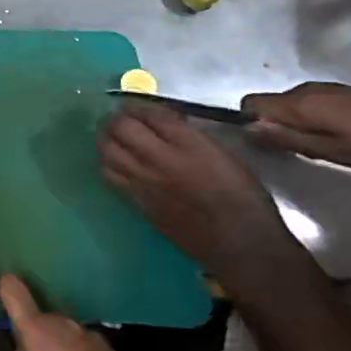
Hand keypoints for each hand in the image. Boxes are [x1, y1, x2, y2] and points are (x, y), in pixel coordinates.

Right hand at [0, 275, 194, 350]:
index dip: (7, 290)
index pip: (15, 292)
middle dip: (41, 337)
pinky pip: (89, 350)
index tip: (4, 293)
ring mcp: (94, 337)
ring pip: (69, 336)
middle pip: (45, 320)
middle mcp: (66, 325)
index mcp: (39, 331)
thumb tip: (29, 349)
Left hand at [101, 103, 296, 275]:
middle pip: (122, 127)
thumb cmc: (244, 198)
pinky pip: (109, 175)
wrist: (242, 246)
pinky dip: (107, 162)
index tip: (140, 106)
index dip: (141, 105)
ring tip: (114, 136)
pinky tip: (115, 160)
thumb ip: (191, 135)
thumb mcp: (226, 155)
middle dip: (119, 117)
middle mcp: (160, 160)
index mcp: (189, 145)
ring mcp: (144, 182)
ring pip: (107, 149)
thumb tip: (166, 121)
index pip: (151, 114)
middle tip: (123, 118)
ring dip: (107, 137)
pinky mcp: (137, 202)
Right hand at [242, 82, 350, 171]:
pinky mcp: (348, 94)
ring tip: (322, 151)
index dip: (249, 122)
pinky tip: (342, 140)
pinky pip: (313, 105)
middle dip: (273, 126)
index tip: (265, 145)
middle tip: (295, 154)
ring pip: (293, 106)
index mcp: (298, 103)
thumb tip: (248, 129)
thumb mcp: (334, 151)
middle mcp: (307, 90)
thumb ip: (288, 139)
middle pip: (270, 104)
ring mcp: (329, 89)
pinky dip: (315, 121)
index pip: (249, 103)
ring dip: (296, 126)